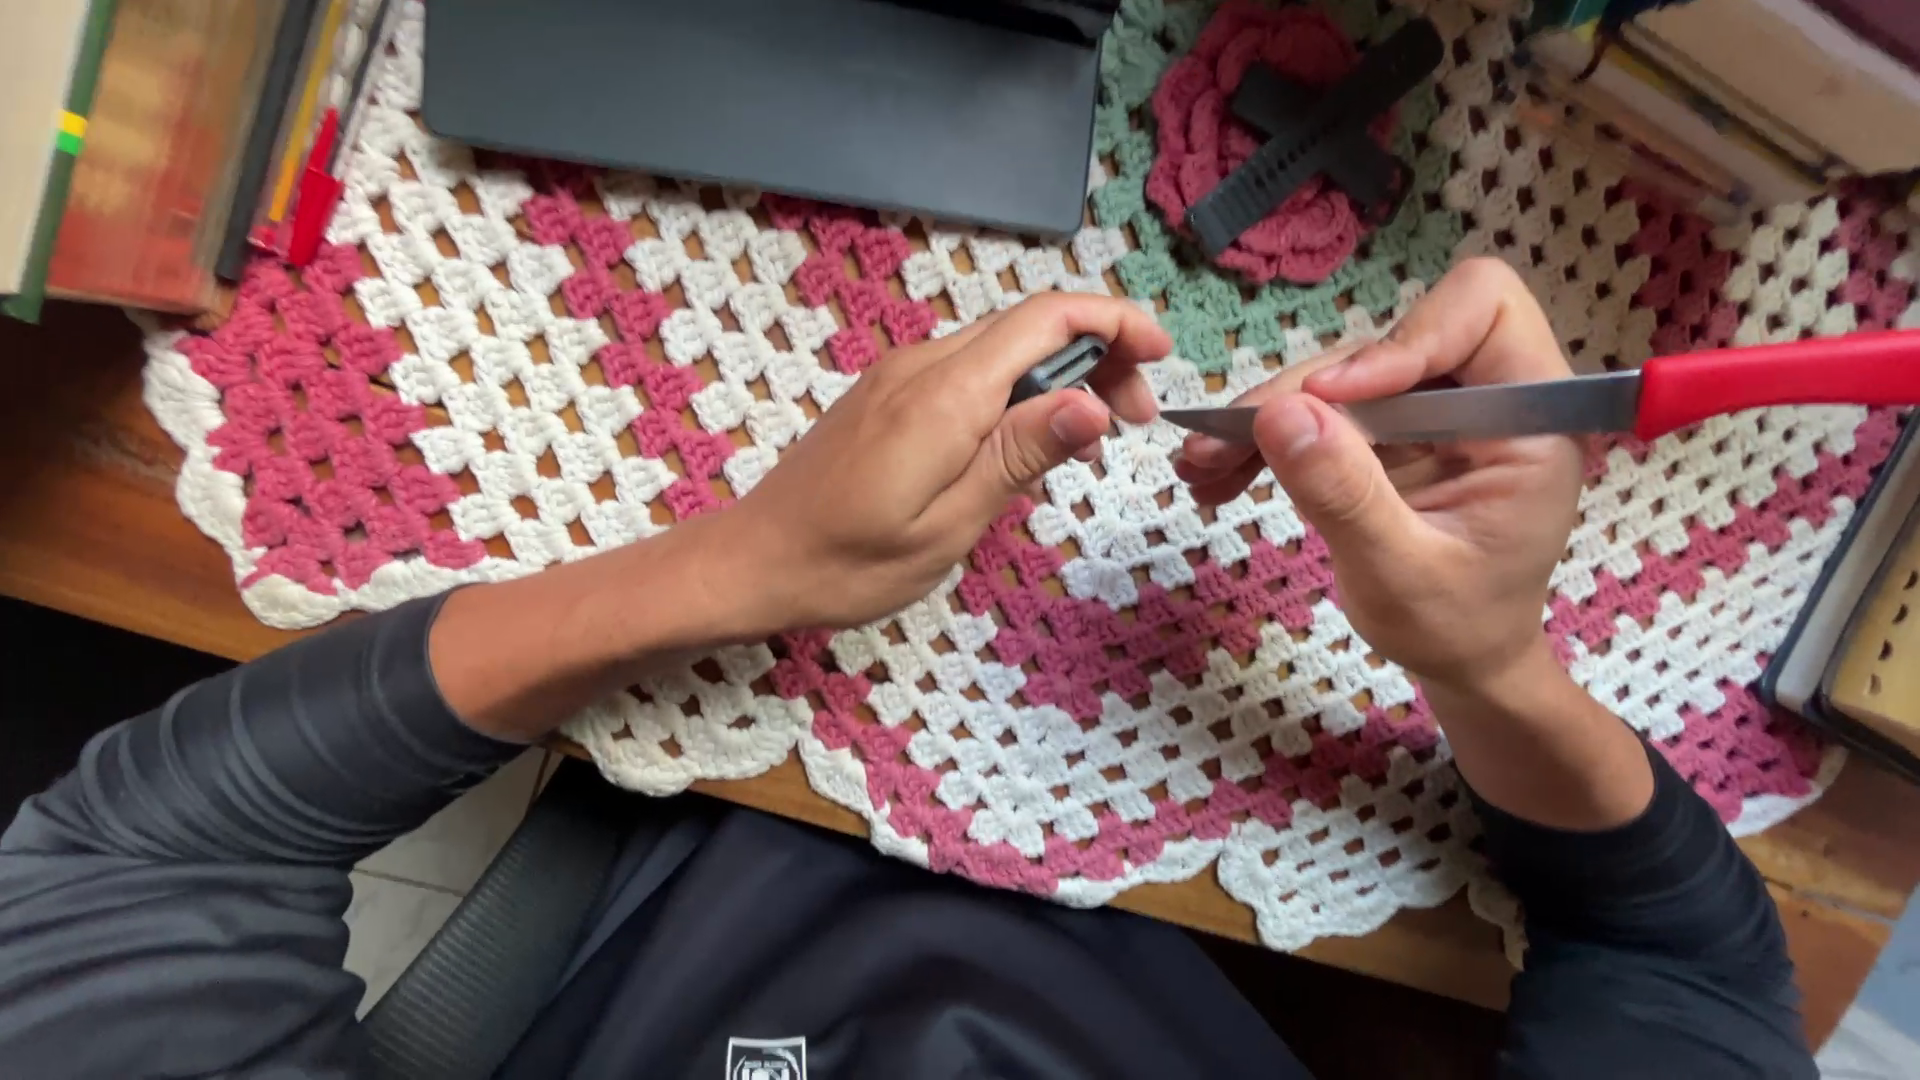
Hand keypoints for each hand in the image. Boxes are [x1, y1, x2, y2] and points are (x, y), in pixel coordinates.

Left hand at [714, 294, 1171, 634]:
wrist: (756, 561)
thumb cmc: (850, 563)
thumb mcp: (948, 525)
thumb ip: (1019, 456)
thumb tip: (1092, 405)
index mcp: (945, 395)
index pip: (1045, 319)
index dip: (1113, 322)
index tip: (1160, 358)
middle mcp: (922, 365)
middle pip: (1028, 327)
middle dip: (1098, 354)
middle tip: (1134, 421)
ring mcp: (899, 376)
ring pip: (1000, 350)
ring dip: (1058, 377)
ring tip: (1091, 440)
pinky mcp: (888, 396)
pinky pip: (967, 374)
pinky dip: (1014, 392)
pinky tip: (1027, 440)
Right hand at [1173, 258, 1583, 691]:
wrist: (1457, 659)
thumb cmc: (1454, 626)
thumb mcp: (1400, 572)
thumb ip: (1346, 494)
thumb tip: (1277, 415)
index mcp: (1523, 418)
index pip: (1478, 313)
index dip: (1400, 341)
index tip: (1326, 397)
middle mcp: (1472, 400)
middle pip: (1375, 350)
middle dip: (1291, 395)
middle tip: (1213, 447)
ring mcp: (1421, 418)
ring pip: (1330, 382)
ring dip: (1259, 422)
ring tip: (1198, 467)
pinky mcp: (1379, 440)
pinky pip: (1313, 419)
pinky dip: (1262, 445)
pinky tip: (1215, 478)